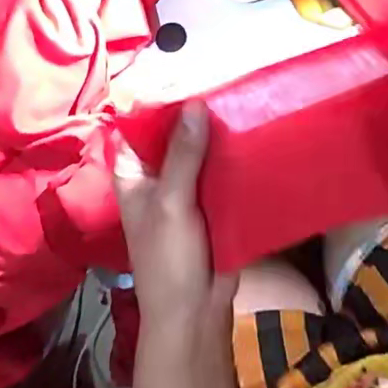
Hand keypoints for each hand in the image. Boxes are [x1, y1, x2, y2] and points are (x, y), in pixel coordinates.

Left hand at [112, 101, 236, 331]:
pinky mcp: (211, 201)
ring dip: (218, 131)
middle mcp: (156, 174)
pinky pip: (220, 169)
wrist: (195, 316)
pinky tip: (254, 132)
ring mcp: (184, 187)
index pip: (141, 123)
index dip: (162, 99)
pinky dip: (233, 155)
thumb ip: (183, 154)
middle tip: (227, 79)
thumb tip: (195, 103)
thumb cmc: (168, 260)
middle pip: (174, 133)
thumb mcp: (171, 202)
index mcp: (133, 171)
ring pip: (200, 149)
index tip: (191, 71)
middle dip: (196, 112)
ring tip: (244, 98)